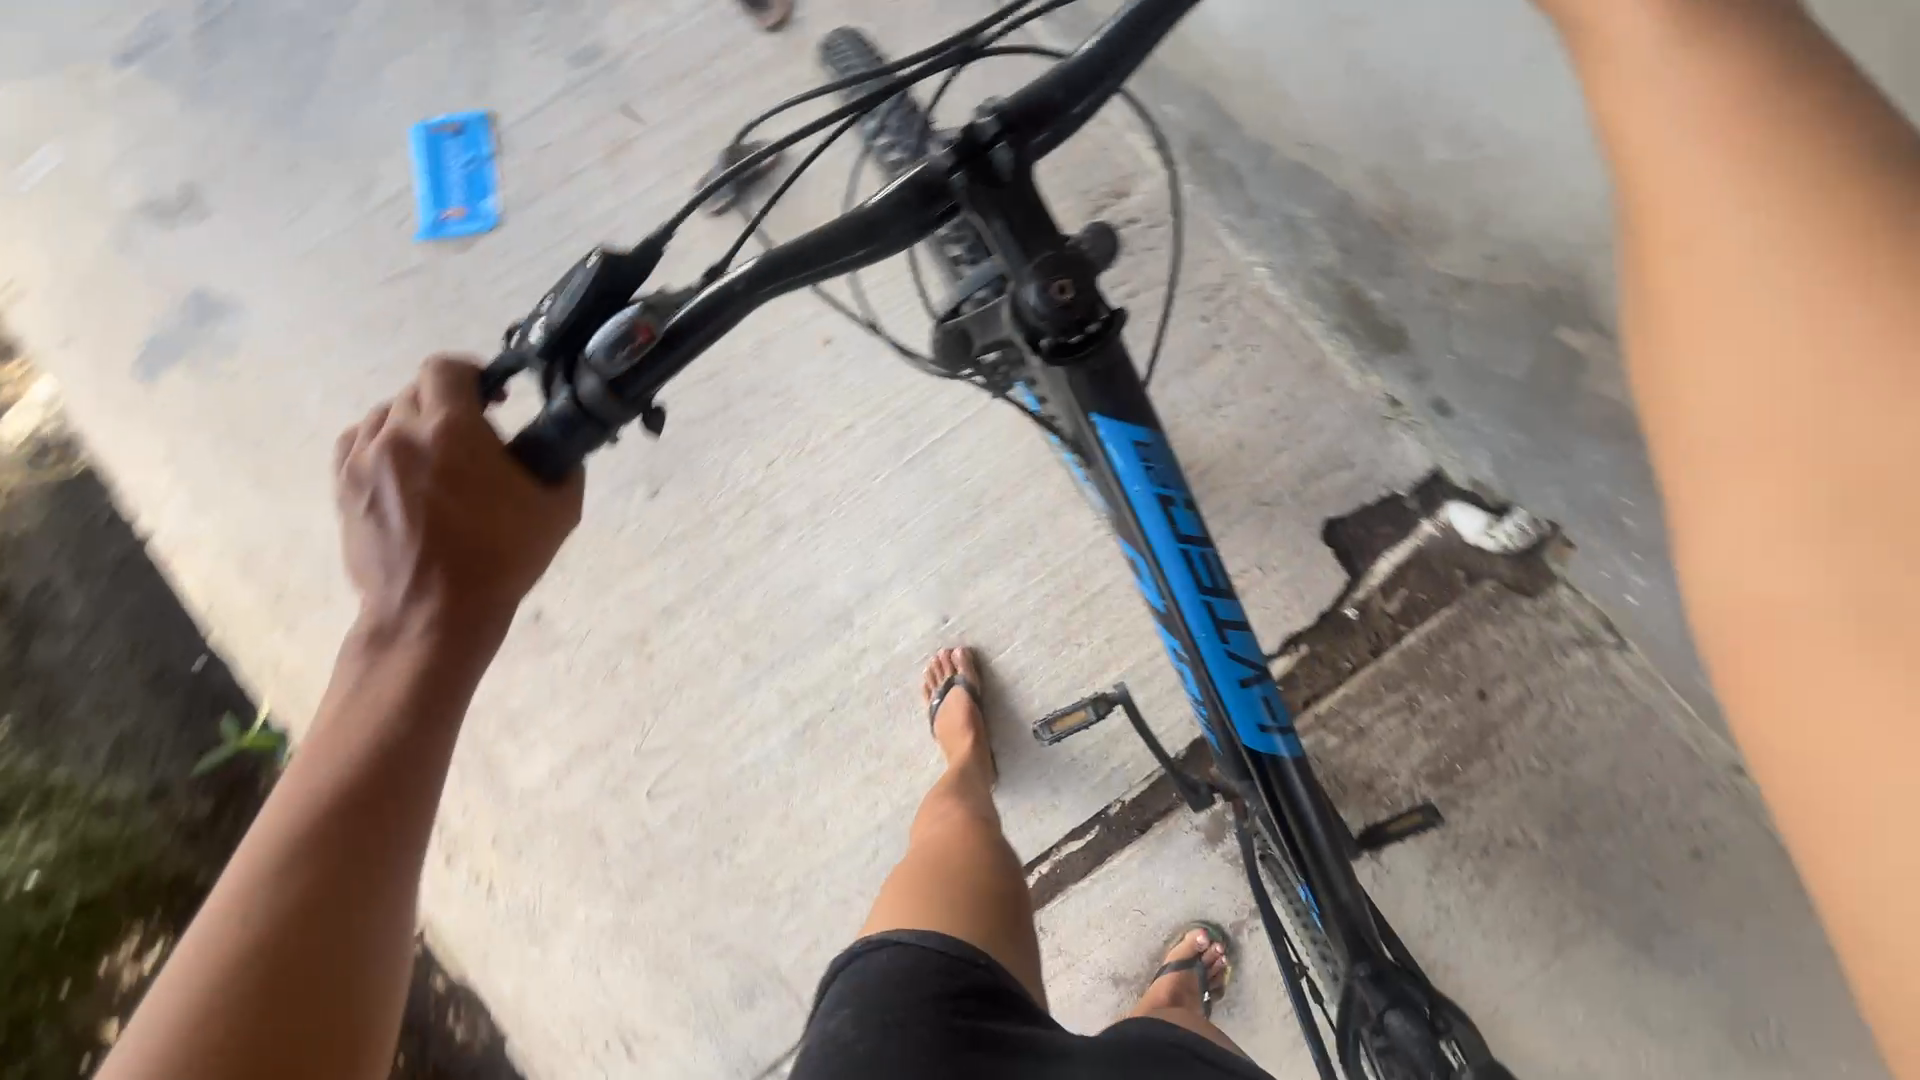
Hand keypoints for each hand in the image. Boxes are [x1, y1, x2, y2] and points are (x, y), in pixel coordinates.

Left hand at [334, 356, 583, 639]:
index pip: (447, 367)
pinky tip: (406, 467)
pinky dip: (384, 442)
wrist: (435, 611)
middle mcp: (400, 432)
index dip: (473, 373)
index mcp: (452, 429)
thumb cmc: (503, 557)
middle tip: (478, 435)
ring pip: (386, 414)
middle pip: (417, 390)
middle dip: (450, 402)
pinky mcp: (344, 485)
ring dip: (416, 423)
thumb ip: (562, 465)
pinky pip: (359, 441)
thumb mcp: (559, 510)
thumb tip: (556, 448)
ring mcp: (363, 459)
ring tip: (441, 456)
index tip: (495, 396)